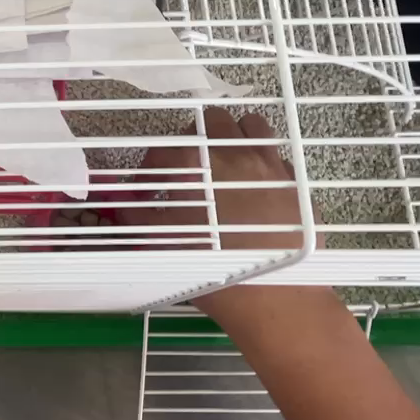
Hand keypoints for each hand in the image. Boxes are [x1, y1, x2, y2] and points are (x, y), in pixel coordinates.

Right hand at [142, 108, 340, 324]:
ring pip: (249, 125)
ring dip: (232, 137)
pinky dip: (260, 161)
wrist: (275, 297)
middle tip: (185, 168)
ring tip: (223, 162)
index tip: (146, 191)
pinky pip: (275, 154)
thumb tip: (125, 206)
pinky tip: (253, 186)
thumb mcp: (164, 243)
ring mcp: (269, 164)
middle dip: (192, 140)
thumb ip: (140, 218)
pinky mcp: (295, 182)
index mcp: (196, 164)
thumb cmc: (213, 269)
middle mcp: (233, 153)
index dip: (148, 170)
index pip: (162, 152)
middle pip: (209, 122)